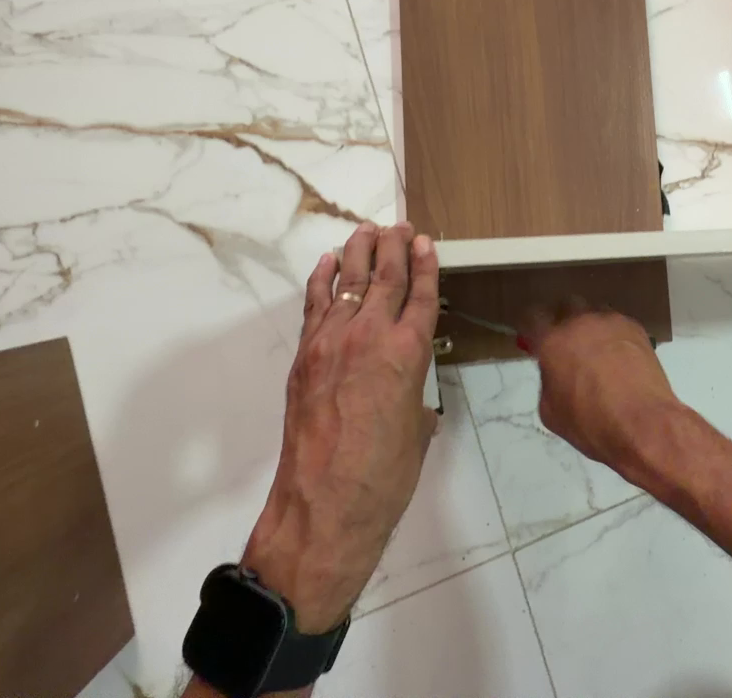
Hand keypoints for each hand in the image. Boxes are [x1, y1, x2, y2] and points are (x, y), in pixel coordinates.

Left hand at [244, 222, 440, 633]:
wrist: (325, 506)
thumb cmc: (385, 475)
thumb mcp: (418, 429)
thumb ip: (415, 397)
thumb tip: (408, 391)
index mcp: (410, 353)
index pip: (421, 294)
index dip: (426, 264)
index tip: (426, 241)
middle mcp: (372, 336)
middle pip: (385, 277)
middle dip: (394, 246)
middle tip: (399, 224)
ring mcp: (332, 342)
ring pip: (349, 283)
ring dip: (359, 252)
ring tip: (367, 229)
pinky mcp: (305, 356)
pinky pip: (316, 306)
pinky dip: (324, 280)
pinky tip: (330, 262)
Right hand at [526, 305, 686, 481]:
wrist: (644, 424)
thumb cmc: (592, 425)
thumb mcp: (551, 412)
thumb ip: (548, 380)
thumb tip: (555, 370)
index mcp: (552, 342)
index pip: (532, 317)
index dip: (532, 328)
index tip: (534, 339)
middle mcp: (579, 322)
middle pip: (565, 306)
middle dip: (563, 321)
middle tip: (567, 345)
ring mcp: (609, 321)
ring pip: (594, 312)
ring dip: (590, 326)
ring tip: (598, 352)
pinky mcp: (635, 327)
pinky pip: (617, 323)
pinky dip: (613, 335)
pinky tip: (620, 358)